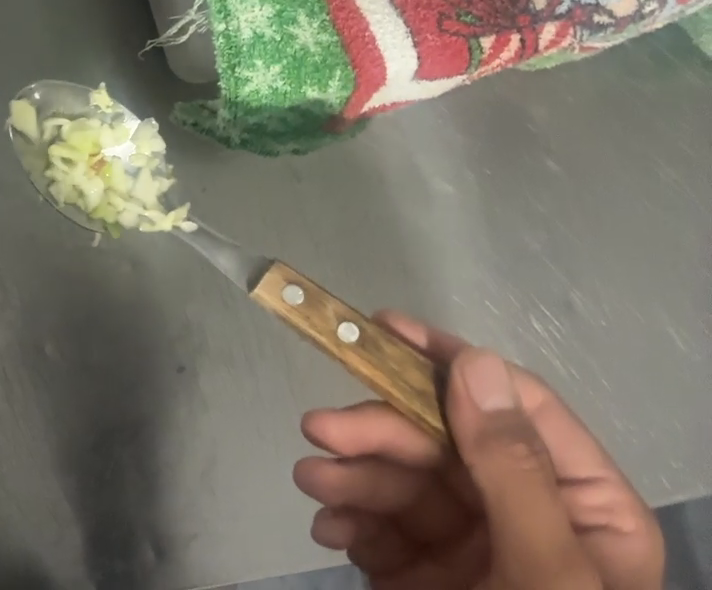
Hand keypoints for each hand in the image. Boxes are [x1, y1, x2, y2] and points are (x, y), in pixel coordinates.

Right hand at [294, 311, 663, 589]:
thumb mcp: (549, 570)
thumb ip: (512, 469)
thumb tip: (475, 364)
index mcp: (578, 505)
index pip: (515, 407)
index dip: (449, 360)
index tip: (381, 327)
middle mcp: (515, 511)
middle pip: (433, 437)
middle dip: (374, 429)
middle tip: (321, 431)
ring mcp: (459, 539)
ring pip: (391, 474)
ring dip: (346, 474)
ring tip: (314, 487)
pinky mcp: (411, 566)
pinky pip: (370, 520)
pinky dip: (342, 517)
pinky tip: (329, 530)